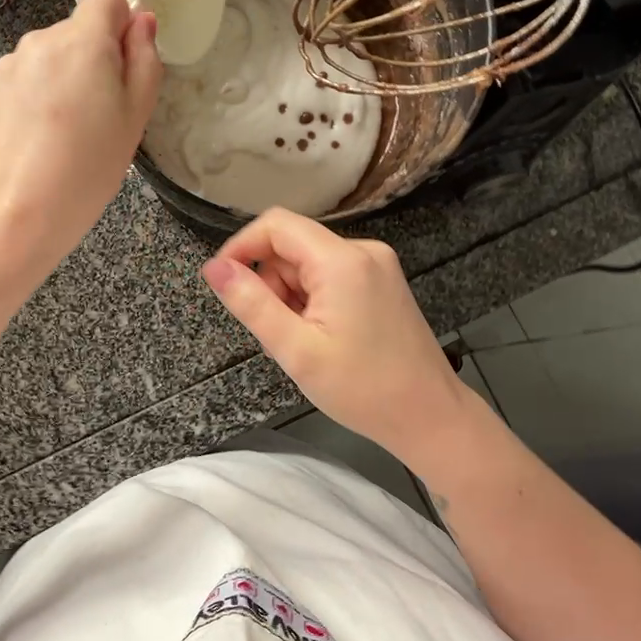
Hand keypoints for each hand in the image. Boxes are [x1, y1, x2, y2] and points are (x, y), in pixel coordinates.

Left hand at [0, 0, 163, 272]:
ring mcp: (12, 66)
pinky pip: (30, 80)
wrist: (19, 213)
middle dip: (95, 60)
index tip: (126, 70)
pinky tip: (45, 140)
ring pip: (53, 57)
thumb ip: (144, 60)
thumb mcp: (135, 117)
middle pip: (79, 31)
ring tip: (72, 133)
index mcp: (82, 41)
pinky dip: (42, 99)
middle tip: (105, 115)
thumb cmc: (86, 169)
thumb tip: (141, 21)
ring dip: (67, 80)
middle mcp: (41, 41)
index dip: (123, 28)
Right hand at [202, 209, 479, 463]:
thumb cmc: (362, 389)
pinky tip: (322, 338)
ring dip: (291, 297)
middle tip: (277, 334)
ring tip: (304, 343)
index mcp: (342, 261)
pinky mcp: (382, 283)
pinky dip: (313, 301)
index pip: (276, 225)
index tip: (223, 283)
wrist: (428, 415)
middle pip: (293, 246)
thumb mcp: (296, 350)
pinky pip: (330, 276)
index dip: (241, 247)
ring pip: (309, 264)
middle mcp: (363, 251)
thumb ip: (251, 303)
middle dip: (271, 284)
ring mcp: (377, 266)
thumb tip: (212, 267)